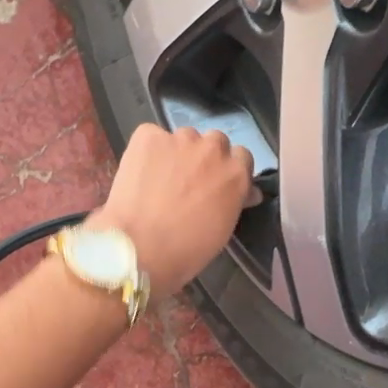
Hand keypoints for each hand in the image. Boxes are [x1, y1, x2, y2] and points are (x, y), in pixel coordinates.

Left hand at [92, 123, 259, 292]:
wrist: (139, 248)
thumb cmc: (184, 252)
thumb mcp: (222, 231)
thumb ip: (234, 202)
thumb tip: (248, 192)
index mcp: (236, 173)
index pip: (241, 157)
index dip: (226, 171)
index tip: (215, 185)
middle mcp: (213, 149)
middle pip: (214, 143)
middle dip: (204, 159)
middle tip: (187, 183)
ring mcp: (180, 138)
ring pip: (184, 138)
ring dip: (177, 153)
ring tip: (159, 179)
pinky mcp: (148, 136)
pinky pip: (152, 137)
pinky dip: (148, 152)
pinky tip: (140, 173)